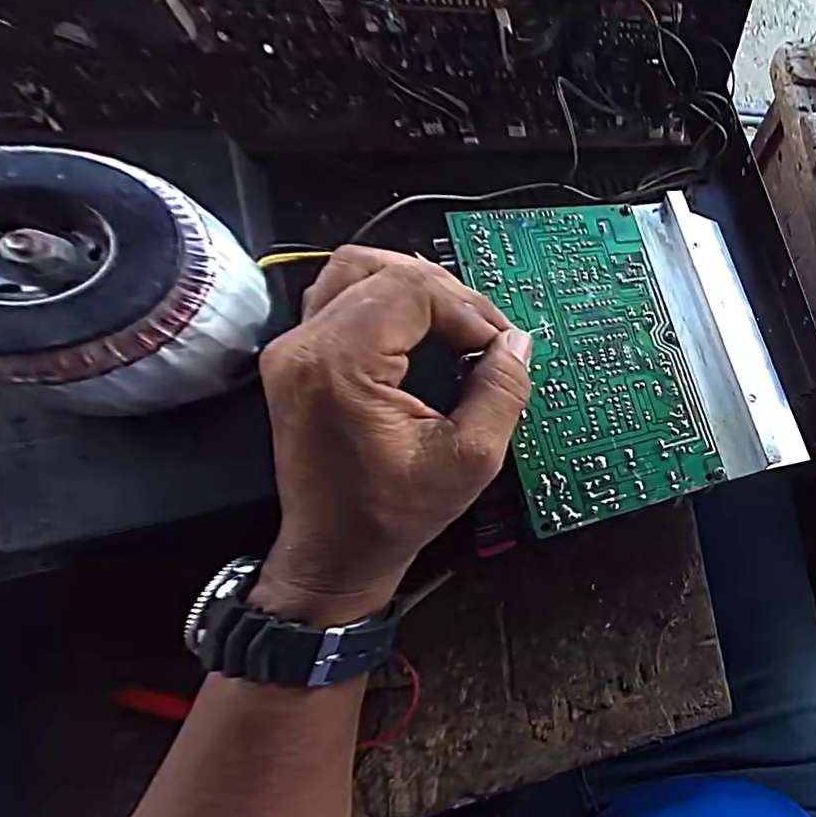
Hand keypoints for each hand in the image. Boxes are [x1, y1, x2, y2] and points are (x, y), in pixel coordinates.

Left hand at [251, 246, 533, 626]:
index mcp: (340, 365)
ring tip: (463, 327)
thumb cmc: (397, 512)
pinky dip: (396, 300)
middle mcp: (305, 344)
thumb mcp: (472, 458)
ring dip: (421, 288)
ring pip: (359, 270)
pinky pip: (348, 296)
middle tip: (489, 337)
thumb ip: (501, 392)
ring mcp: (296, 348)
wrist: (337, 548)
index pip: (413, 289)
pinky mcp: (303, 357)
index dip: (471, 311)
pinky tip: (429, 331)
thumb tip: (519, 344)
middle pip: (384, 268)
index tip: (499, 352)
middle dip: (452, 295)